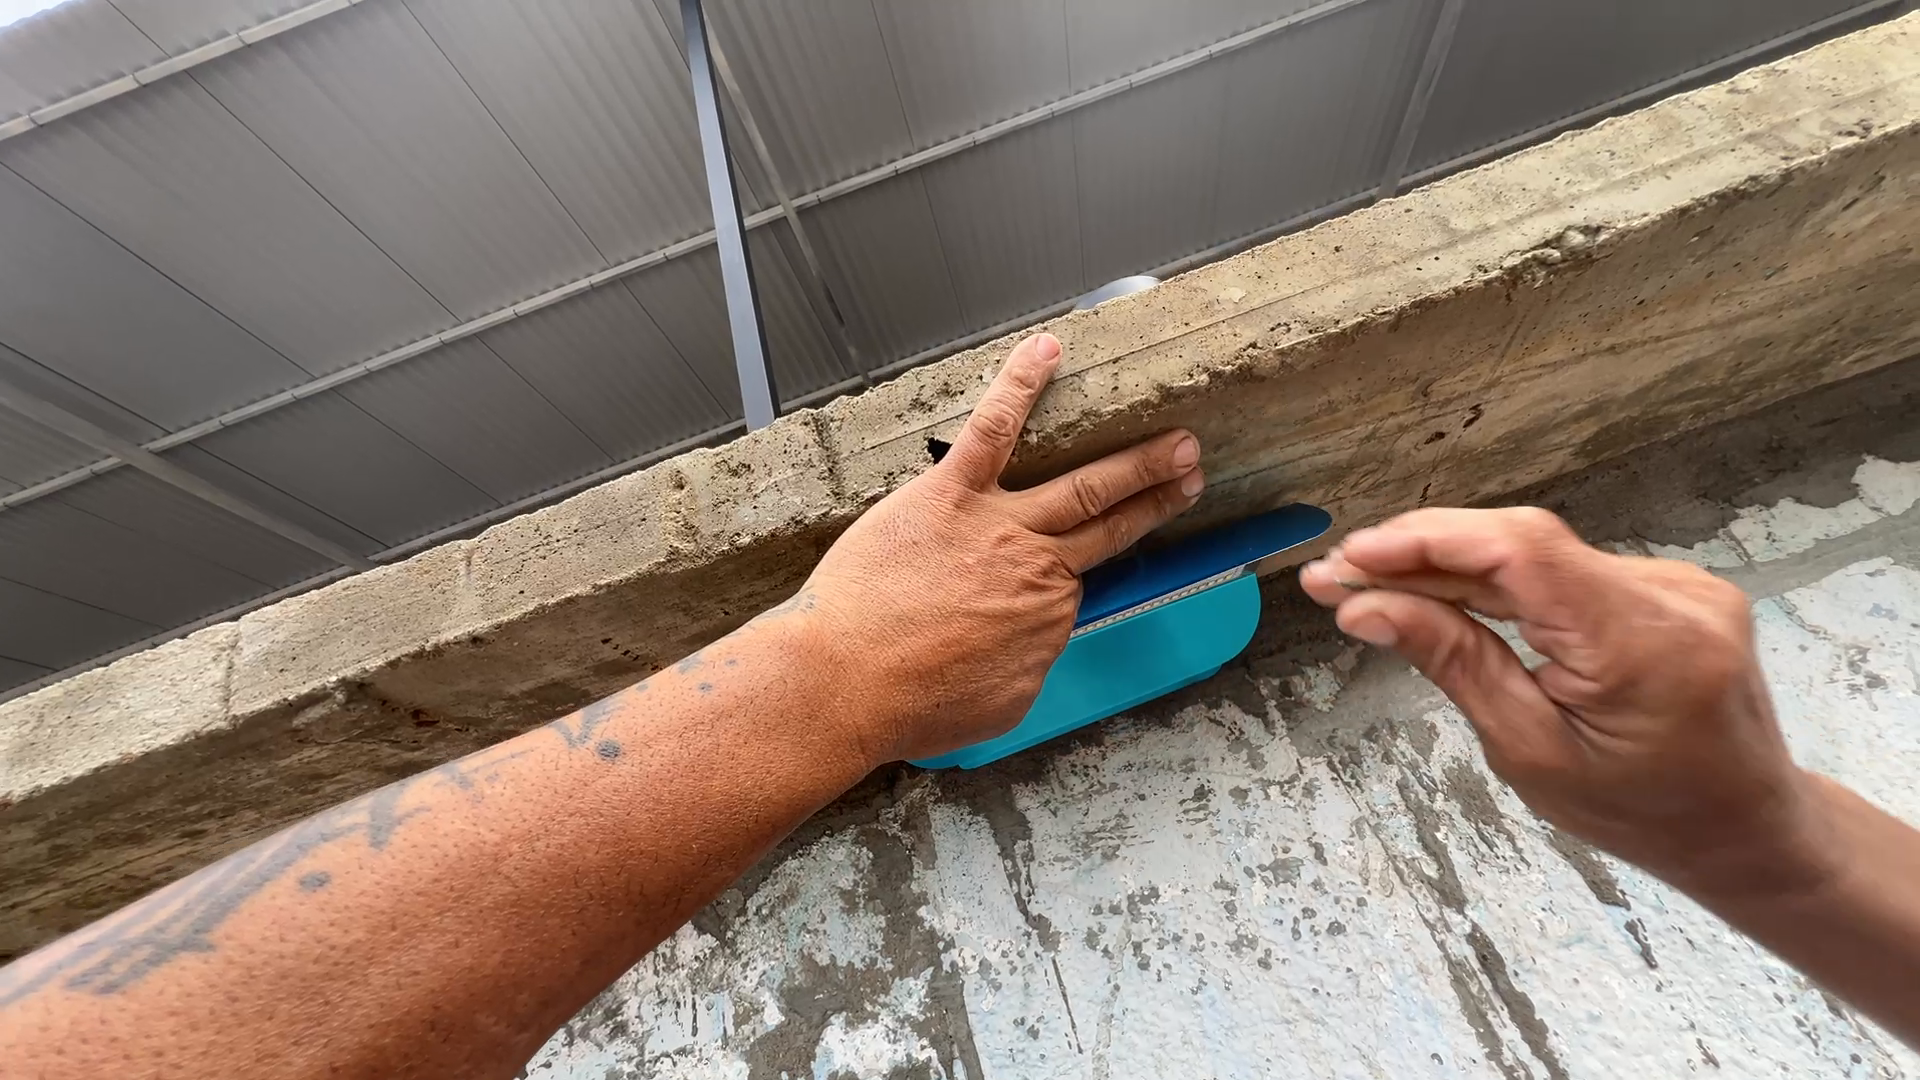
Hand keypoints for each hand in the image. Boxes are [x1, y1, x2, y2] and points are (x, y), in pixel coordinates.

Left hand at [802, 333, 1205, 764]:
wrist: (848, 682)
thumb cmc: (913, 703)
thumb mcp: (1000, 703)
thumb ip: (1031, 661)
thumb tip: (1037, 640)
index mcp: (1049, 612)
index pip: (1083, 574)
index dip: (1094, 560)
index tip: (1112, 545)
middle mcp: (1037, 564)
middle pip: (1111, 523)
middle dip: (1157, 495)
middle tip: (1192, 470)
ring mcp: (997, 523)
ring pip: (1081, 485)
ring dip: (1134, 460)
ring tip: (1175, 440)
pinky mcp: (950, 492)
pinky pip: (993, 429)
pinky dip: (1020, 385)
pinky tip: (1046, 349)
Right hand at [1299, 508, 1827, 897]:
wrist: (1744, 827)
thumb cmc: (1635, 810)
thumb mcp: (1525, 747)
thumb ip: (1450, 661)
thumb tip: (1362, 609)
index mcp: (1645, 644)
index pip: (1520, 552)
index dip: (1424, 541)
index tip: (1347, 559)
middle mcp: (1667, 593)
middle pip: (1513, 540)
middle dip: (1410, 551)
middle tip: (1329, 576)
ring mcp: (1665, 582)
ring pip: (1520, 549)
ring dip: (1430, 562)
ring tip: (1355, 581)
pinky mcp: (1649, 584)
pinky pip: (1540, 566)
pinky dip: (1470, 574)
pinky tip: (1416, 587)